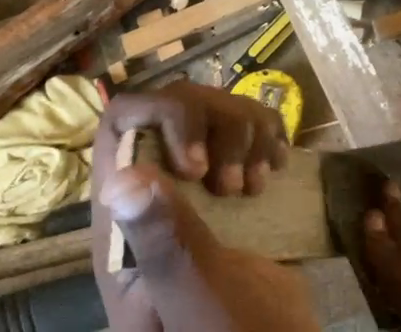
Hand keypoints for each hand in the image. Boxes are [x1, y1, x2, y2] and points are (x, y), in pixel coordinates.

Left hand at [89, 82, 311, 331]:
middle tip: (237, 187)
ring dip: (249, 132)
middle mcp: (158, 187)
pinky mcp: (240, 182)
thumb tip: (123, 179)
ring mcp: (201, 182)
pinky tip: (278, 169)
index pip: (122, 123)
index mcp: (125, 214)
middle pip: (179, 102)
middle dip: (219, 127)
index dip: (163, 117)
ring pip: (219, 108)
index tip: (198, 162)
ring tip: (258, 185)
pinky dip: (271, 135)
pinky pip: (253, 127)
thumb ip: (163, 242)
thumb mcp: (191, 297)